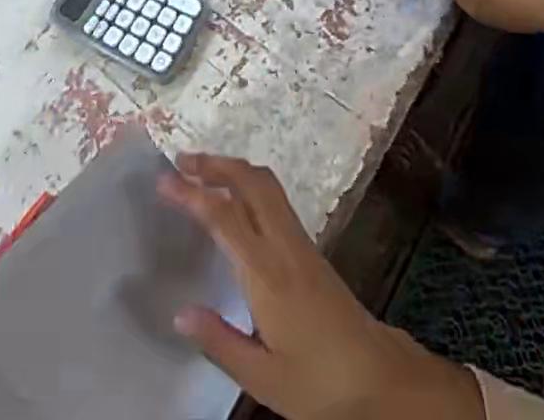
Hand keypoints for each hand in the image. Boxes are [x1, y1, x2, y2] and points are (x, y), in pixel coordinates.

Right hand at [158, 155, 486, 419]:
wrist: (380, 377)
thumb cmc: (319, 380)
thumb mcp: (264, 377)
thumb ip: (219, 342)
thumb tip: (179, 312)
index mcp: (267, 273)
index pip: (224, 217)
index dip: (192, 193)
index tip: (164, 180)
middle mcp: (284, 245)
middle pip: (251, 183)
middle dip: (216, 164)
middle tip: (182, 162)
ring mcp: (300, 242)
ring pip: (267, 185)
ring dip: (233, 170)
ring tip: (202, 171)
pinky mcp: (309, 248)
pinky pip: (275, 199)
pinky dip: (248, 184)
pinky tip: (233, 200)